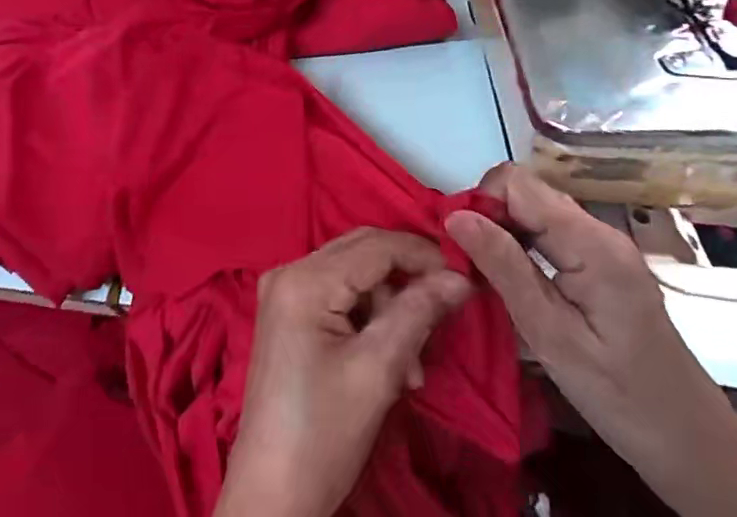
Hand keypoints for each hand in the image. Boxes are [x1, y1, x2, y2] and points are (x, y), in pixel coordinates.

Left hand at [216, 228, 472, 516]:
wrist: (273, 496)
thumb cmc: (324, 432)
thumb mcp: (378, 369)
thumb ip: (418, 312)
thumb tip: (460, 277)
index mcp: (304, 280)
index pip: (376, 245)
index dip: (424, 256)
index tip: (463, 280)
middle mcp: (289, 272)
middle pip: (364, 253)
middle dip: (406, 282)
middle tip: (440, 317)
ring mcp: (285, 293)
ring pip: (356, 276)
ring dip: (391, 309)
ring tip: (412, 366)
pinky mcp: (288, 315)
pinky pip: (340, 296)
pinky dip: (370, 320)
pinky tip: (388, 362)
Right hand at [443, 165, 687, 457]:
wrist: (690, 440)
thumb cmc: (620, 396)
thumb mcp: (551, 336)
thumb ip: (505, 268)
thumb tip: (456, 216)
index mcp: (591, 243)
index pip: (518, 183)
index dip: (480, 203)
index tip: (459, 246)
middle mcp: (599, 231)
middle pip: (527, 191)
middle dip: (488, 216)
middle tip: (467, 265)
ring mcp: (604, 245)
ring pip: (536, 210)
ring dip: (503, 231)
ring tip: (484, 275)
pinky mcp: (603, 262)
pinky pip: (551, 232)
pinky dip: (522, 245)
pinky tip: (513, 281)